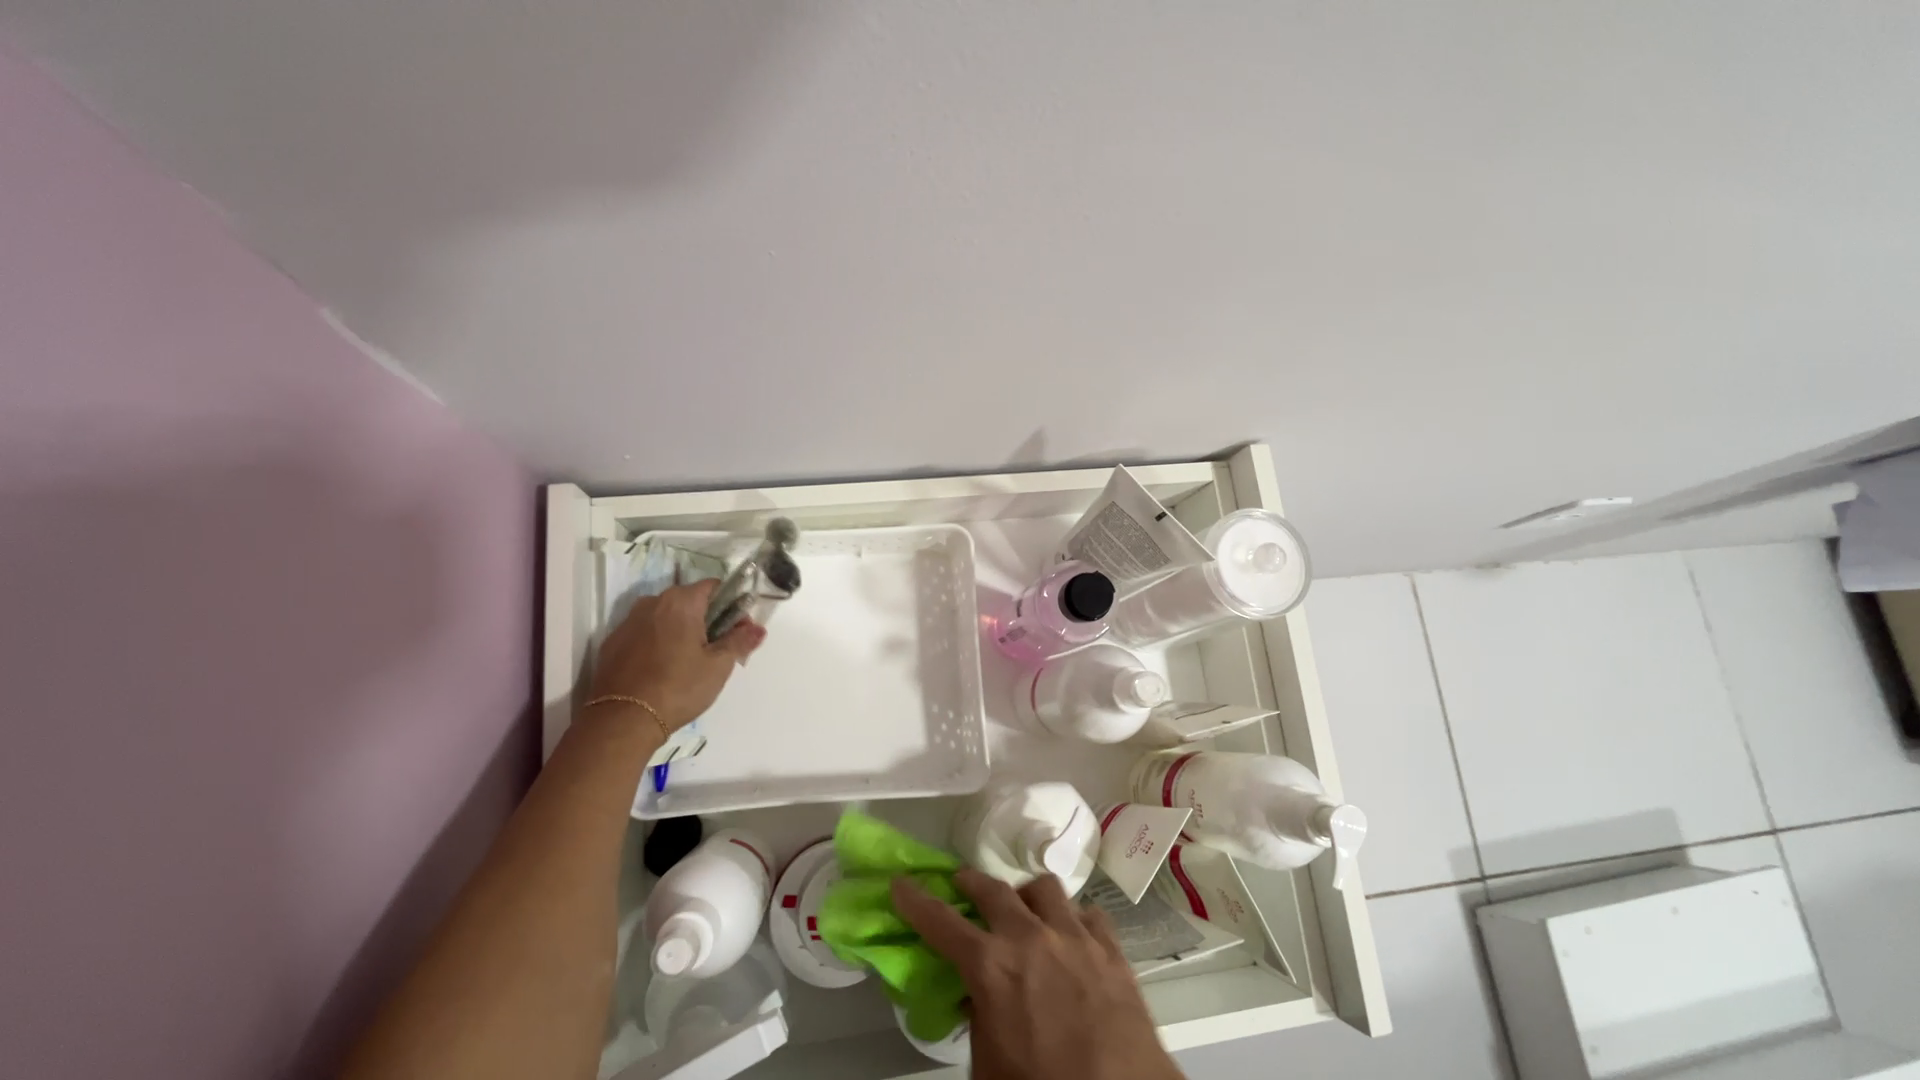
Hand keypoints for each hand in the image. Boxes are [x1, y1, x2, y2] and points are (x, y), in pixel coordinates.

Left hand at [587, 579, 764, 731]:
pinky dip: (656, 644)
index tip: (738, 630)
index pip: (714, 587)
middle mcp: (652, 603)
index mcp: (681, 602)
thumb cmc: (679, 687)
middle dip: (706, 619)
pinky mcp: (612, 643)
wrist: (623, 719)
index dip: (731, 605)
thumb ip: (739, 641)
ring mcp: (628, 622)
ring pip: (663, 618)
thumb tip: (758, 628)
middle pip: (688, 601)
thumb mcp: (718, 666)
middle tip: (717, 650)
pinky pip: (643, 634)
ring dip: (679, 631)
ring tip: (688, 662)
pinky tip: (661, 670)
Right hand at [893, 868, 1182, 1079]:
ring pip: (1045, 889)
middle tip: (962, 885)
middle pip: (993, 890)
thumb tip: (977, 994)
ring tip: (1023, 907)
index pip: (940, 921)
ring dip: (1025, 895)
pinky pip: (1089, 915)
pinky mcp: (1112, 950)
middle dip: (971, 882)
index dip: (915, 899)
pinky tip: (1072, 935)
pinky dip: (1073, 918)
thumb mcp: (989, 1063)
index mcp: (991, 966)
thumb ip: (980, 1017)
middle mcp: (1031, 938)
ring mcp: (1076, 938)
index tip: (901, 883)